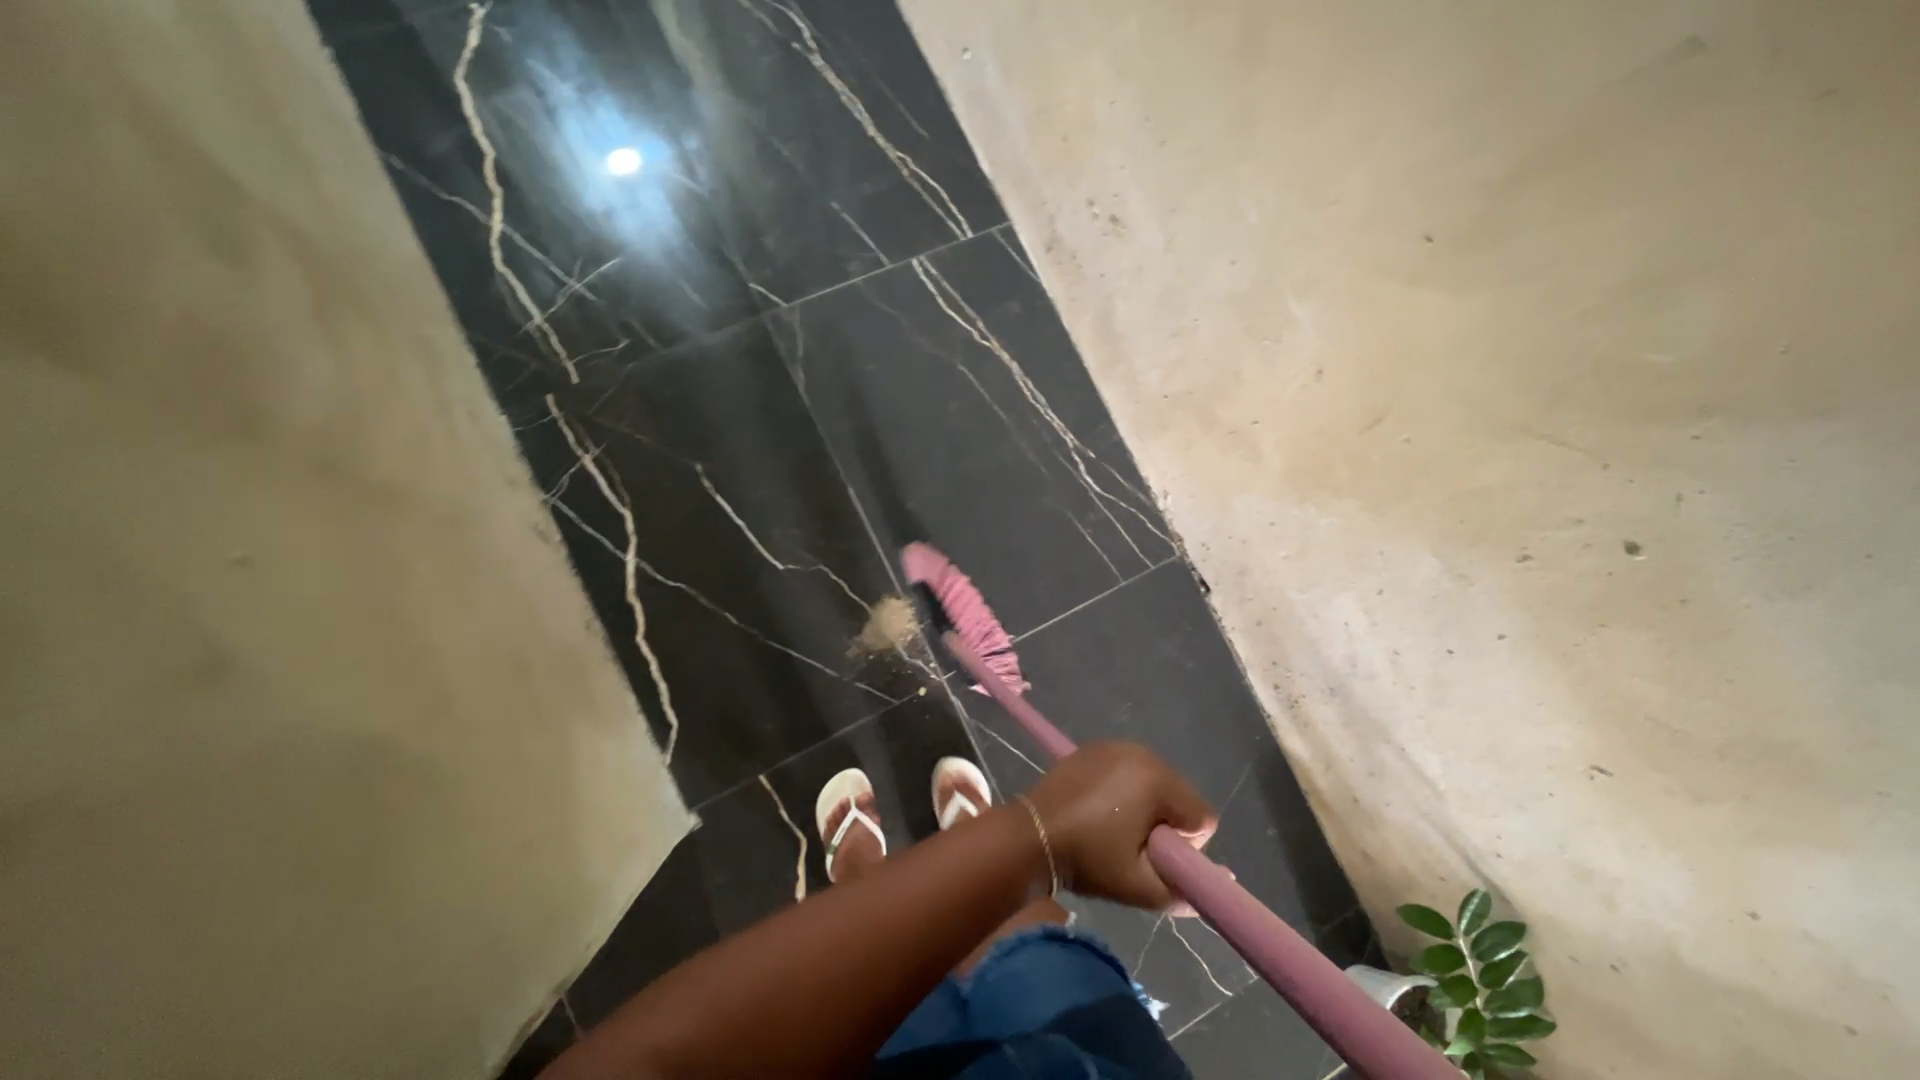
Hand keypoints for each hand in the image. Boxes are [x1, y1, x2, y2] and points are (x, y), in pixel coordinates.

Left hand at [1025, 741, 1215, 910]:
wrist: (1029, 836)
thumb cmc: (1087, 859)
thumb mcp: (1140, 887)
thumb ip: (1185, 891)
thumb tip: (1223, 881)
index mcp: (1159, 780)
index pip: (1203, 818)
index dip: (1186, 847)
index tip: (1152, 858)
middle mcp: (1143, 753)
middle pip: (1180, 797)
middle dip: (1165, 824)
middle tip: (1130, 846)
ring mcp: (1116, 746)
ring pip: (1155, 783)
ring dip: (1145, 807)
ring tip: (1112, 829)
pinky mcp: (1094, 748)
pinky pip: (1128, 772)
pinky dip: (1123, 790)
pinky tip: (1097, 811)